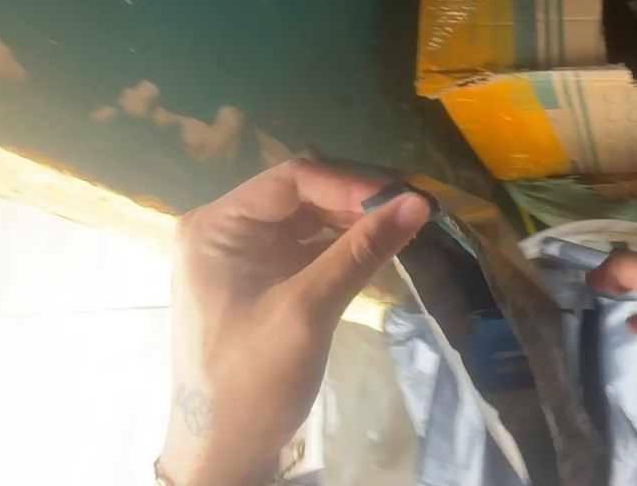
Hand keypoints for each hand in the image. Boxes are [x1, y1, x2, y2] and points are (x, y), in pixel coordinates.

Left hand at [158, 159, 430, 485]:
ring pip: (310, 215)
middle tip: (413, 205)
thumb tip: (418, 202)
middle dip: (357, 198)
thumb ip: (361, 251)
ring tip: (405, 220)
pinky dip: (344, 242)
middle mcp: (226, 227)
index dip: (350, 182)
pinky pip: (308, 242)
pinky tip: (380, 243)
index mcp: (217, 226)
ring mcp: (244, 251)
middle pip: (303, 193)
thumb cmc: (251, 384)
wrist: (222, 458)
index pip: (292, 179)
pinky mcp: (262, 273)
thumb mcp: (308, 311)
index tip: (401, 196)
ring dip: (356, 219)